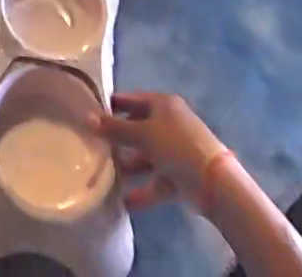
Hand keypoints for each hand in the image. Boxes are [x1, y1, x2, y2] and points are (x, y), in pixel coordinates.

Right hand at [92, 92, 229, 208]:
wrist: (213, 182)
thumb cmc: (176, 146)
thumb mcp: (143, 134)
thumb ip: (115, 128)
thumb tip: (87, 117)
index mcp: (163, 104)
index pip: (132, 100)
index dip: (112, 105)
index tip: (90, 114)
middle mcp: (169, 123)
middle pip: (138, 128)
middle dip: (118, 139)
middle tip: (93, 147)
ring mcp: (175, 149)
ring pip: (145, 156)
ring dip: (128, 166)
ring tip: (103, 176)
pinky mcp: (179, 174)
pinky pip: (155, 180)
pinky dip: (142, 190)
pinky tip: (124, 202)